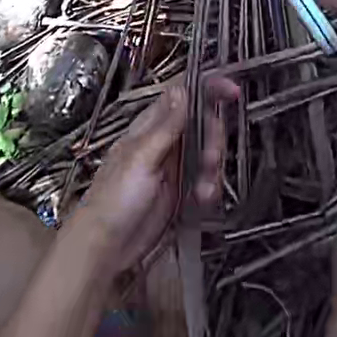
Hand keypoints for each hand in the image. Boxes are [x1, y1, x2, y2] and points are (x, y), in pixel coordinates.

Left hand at [69, 75, 237, 276]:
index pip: (183, 95)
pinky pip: (205, 180)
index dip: (208, 88)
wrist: (105, 248)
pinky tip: (201, 199)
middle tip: (211, 158)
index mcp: (151, 125)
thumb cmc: (114, 198)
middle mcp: (164, 141)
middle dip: (213, 138)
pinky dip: (209, 188)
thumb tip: (182, 90)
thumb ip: (165, 126)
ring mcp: (173, 166)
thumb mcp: (141, 158)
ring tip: (204, 188)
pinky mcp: (180, 191)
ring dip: (213, 167)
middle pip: (202, 124)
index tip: (231, 90)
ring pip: (207, 152)